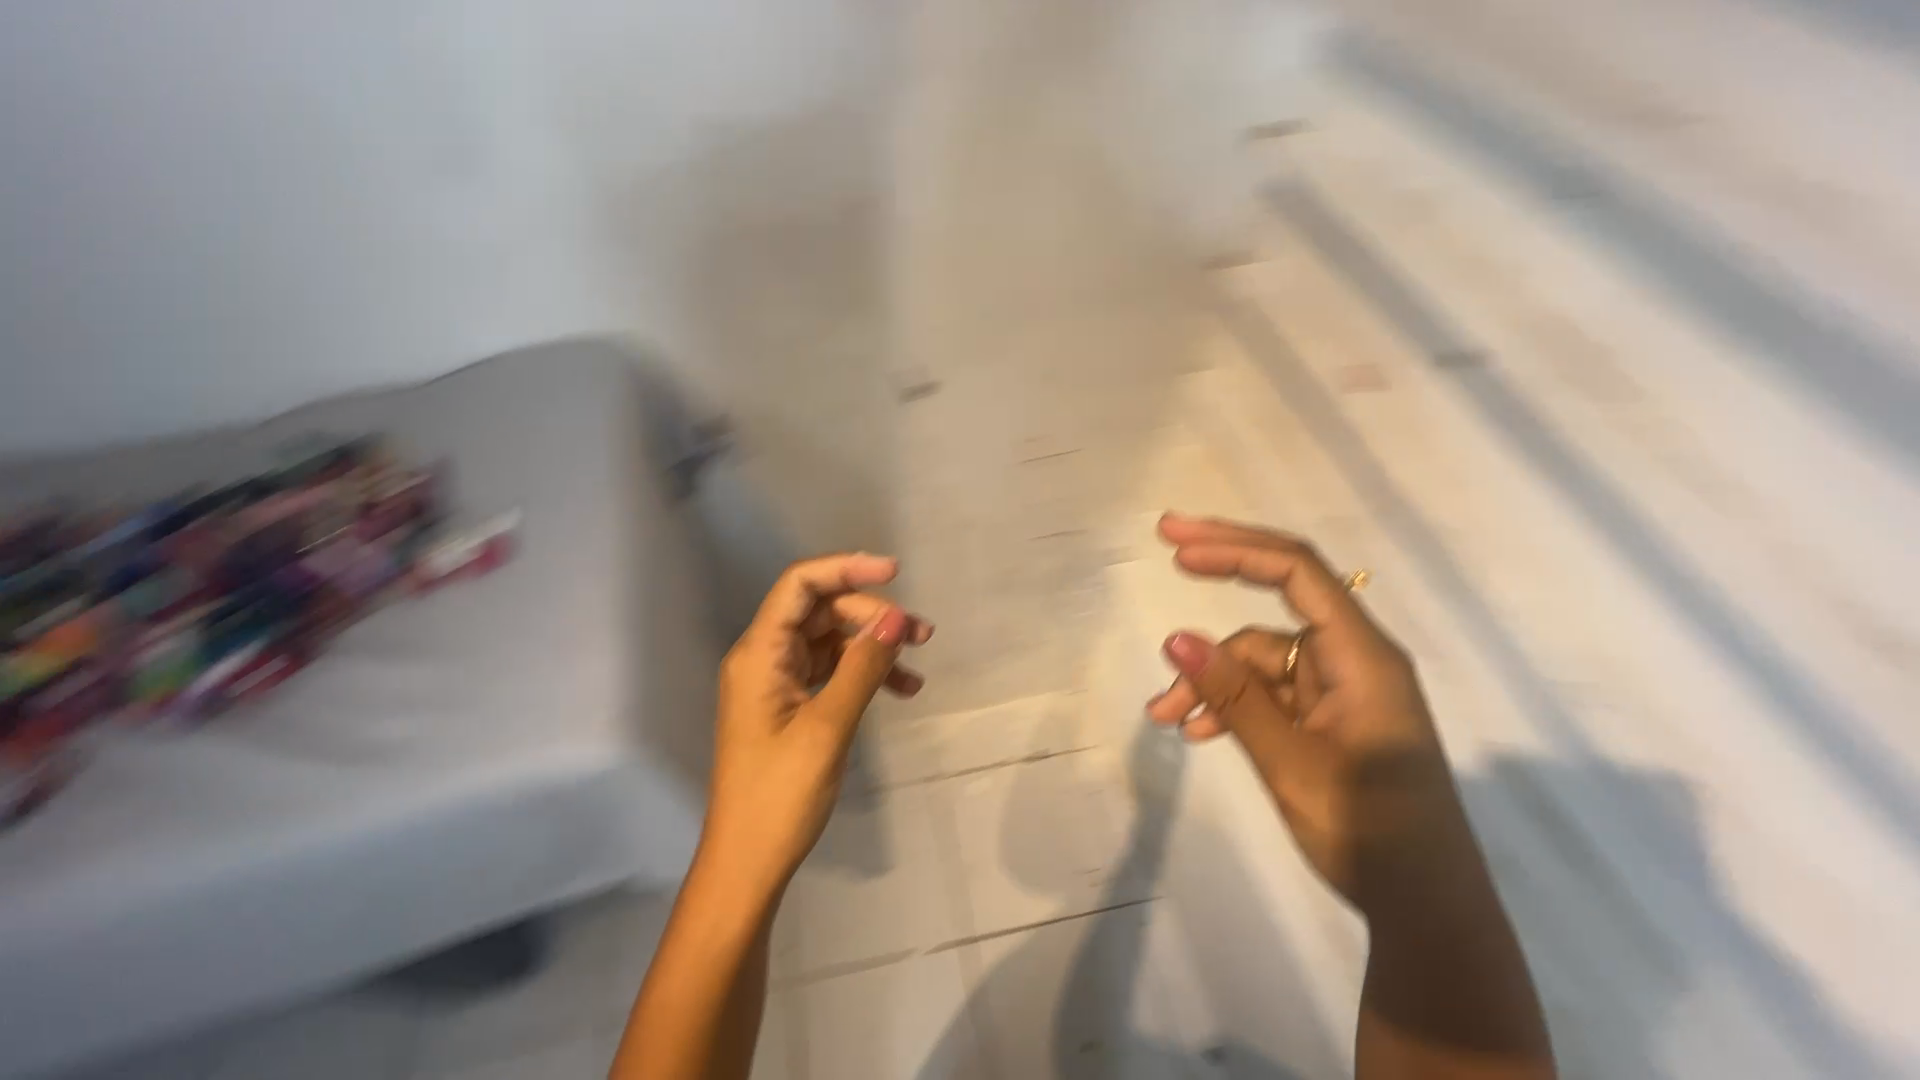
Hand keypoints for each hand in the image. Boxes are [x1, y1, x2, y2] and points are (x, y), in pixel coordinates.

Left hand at [699, 554, 932, 894]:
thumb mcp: (828, 727)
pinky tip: (902, 689)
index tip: (895, 573)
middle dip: (871, 614)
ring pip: (830, 641)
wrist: (748, 862)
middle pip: (821, 611)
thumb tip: (896, 619)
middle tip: (920, 635)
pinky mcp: (789, 706)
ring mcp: (776, 683)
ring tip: (919, 660)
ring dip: (873, 644)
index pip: (799, 585)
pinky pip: (831, 672)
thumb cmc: (780, 795)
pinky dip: (864, 674)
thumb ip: (863, 667)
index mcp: (759, 654)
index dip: (846, 568)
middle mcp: (764, 658)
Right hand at [1147, 514, 1481, 915]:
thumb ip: (1234, 695)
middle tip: (1165, 544)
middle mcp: (1353, 659)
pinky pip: (1270, 694)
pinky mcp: (1329, 721)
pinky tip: (1199, 733)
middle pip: (1280, 596)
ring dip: (1212, 679)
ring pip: (1262, 659)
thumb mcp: (1290, 761)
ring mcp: (1341, 691)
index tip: (1176, 547)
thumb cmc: (1370, 830)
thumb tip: (1176, 637)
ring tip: (1165, 718)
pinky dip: (1232, 705)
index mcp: (1362, 655)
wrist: (1426, 908)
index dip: (1236, 548)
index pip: (1298, 571)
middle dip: (1224, 571)